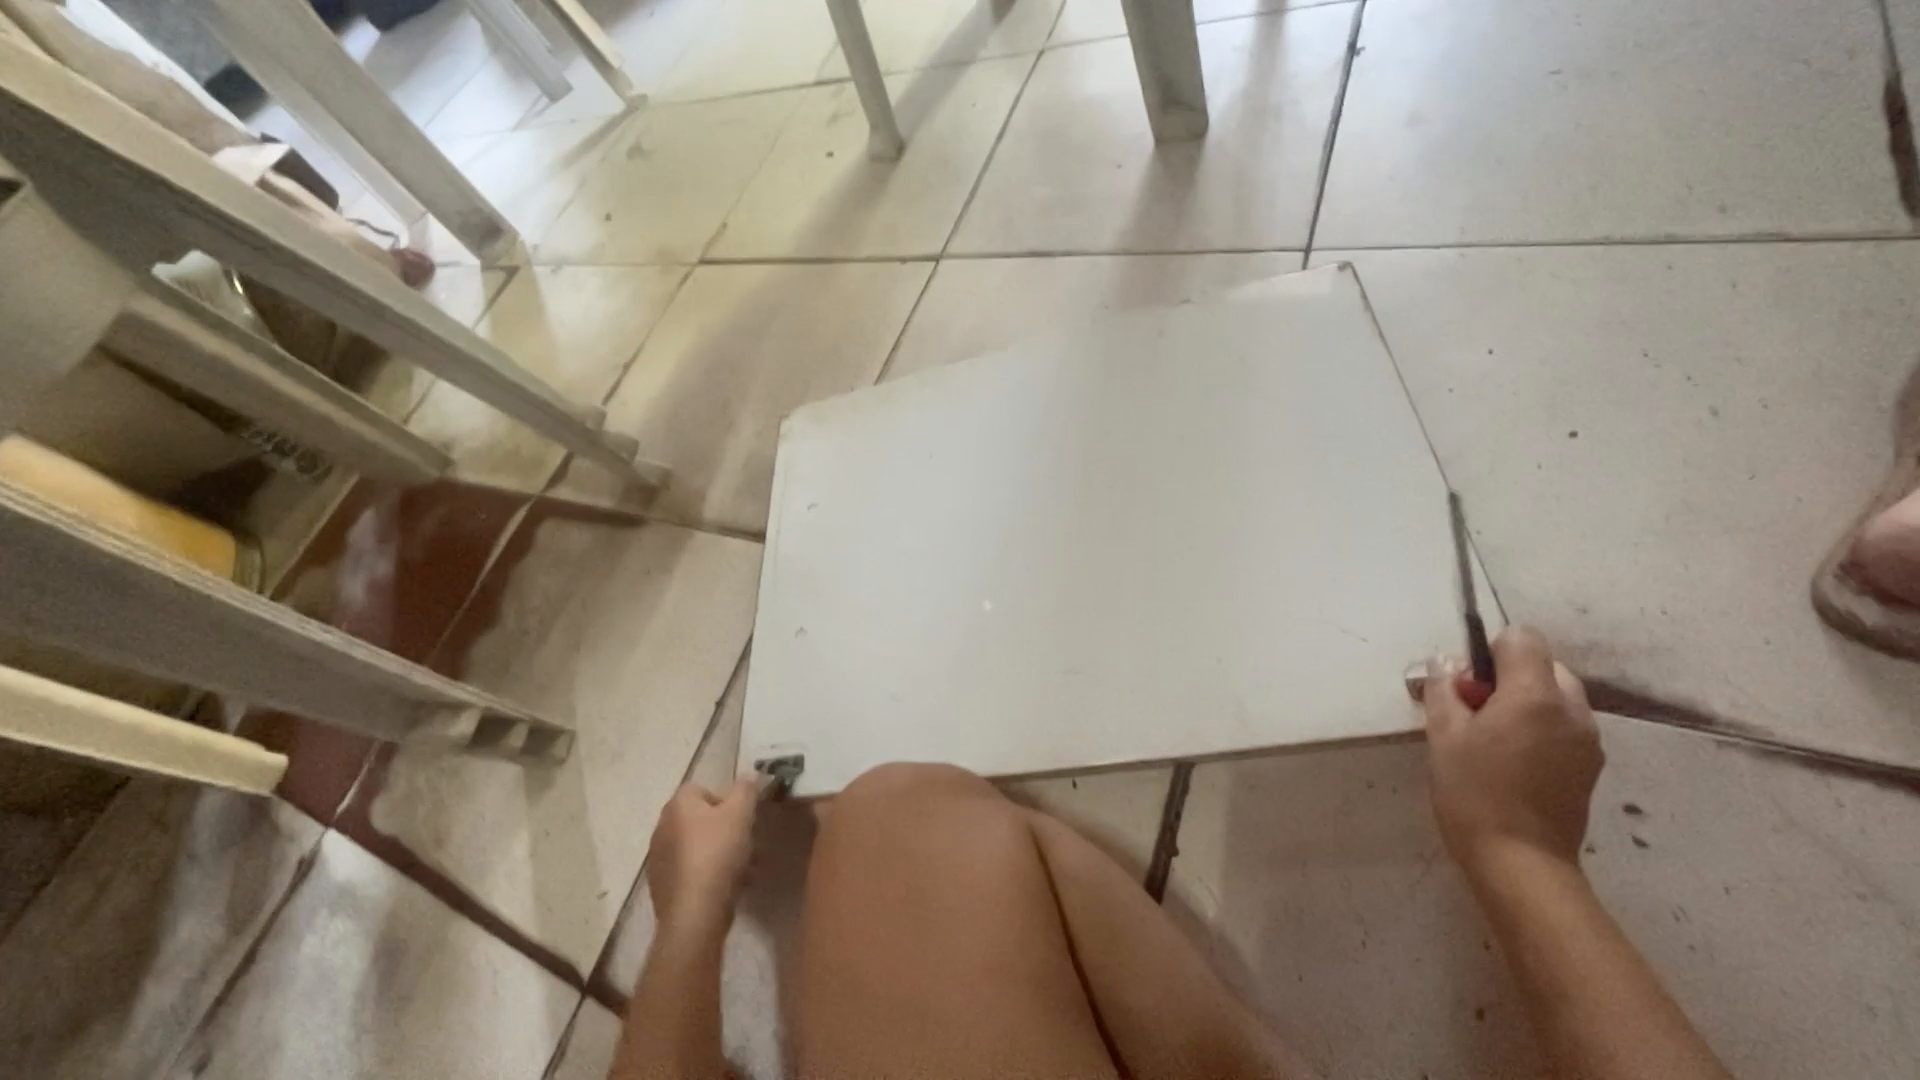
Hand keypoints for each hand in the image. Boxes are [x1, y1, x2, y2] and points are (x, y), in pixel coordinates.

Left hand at [646, 779, 757, 931]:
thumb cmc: (718, 854)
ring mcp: (658, 857)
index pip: (702, 788)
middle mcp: (662, 826)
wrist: (695, 912)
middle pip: (700, 818)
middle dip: (725, 828)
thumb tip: (749, 773)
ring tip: (743, 869)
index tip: (743, 817)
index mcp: (677, 804)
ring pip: (697, 845)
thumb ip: (746, 789)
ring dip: (718, 851)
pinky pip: (690, 869)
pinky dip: (707, 873)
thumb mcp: (741, 814)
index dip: (726, 799)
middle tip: (747, 842)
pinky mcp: (661, 884)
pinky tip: (725, 886)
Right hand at [1422, 627, 1603, 878]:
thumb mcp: (1443, 735)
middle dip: (1507, 675)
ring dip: (1524, 701)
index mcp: (1536, 696)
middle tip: (1472, 711)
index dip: (1490, 648)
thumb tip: (1444, 662)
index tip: (1466, 682)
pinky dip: (1538, 726)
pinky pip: (1563, 724)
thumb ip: (1443, 689)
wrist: (1520, 861)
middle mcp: (1572, 709)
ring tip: (1490, 738)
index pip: (1523, 638)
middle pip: (1543, 664)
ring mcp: (1588, 739)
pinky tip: (1511, 759)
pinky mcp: (1590, 764)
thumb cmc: (1473, 793)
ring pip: (1555, 695)